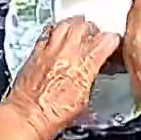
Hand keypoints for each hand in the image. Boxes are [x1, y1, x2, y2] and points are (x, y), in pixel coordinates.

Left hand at [2, 17, 120, 139]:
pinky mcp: (36, 50)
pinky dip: (55, 29)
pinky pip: (47, 31)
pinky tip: (57, 32)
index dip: (112, 40)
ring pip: (65, 23)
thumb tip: (93, 70)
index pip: (105, 40)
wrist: (28, 116)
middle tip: (94, 35)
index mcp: (84, 66)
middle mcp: (68, 53)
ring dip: (74, 24)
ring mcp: (51, 49)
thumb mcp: (84, 99)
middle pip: (85, 26)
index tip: (112, 42)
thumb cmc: (53, 114)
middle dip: (93, 29)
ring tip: (77, 27)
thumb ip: (90, 77)